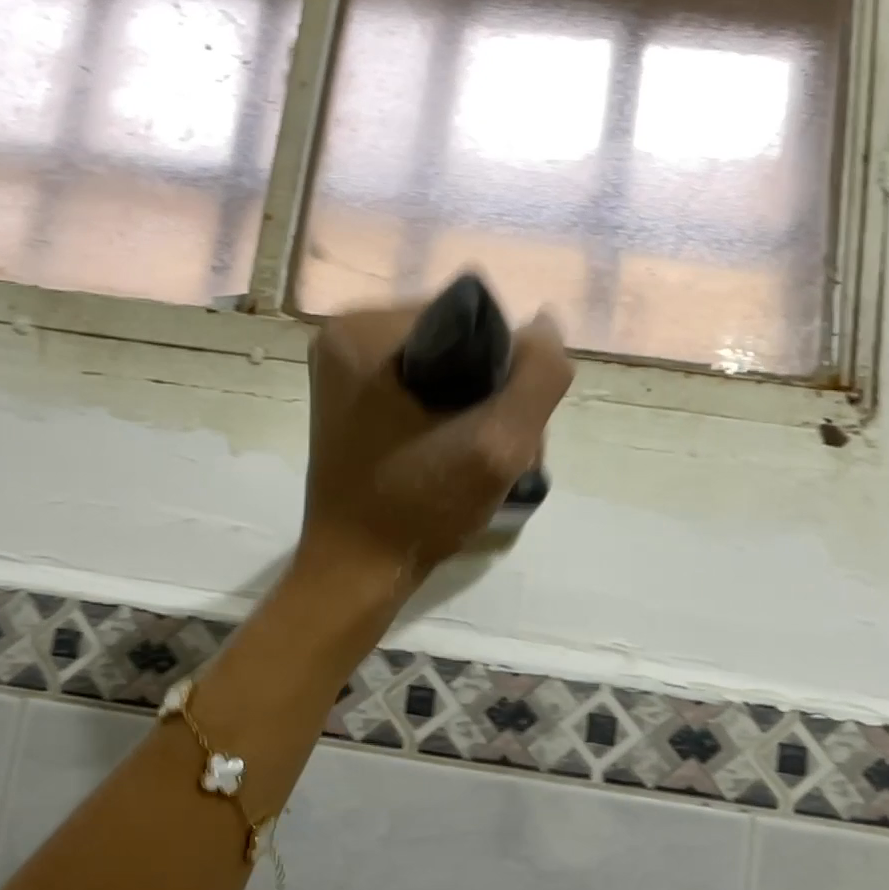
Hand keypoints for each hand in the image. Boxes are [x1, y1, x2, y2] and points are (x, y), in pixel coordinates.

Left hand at [295, 298, 574, 591]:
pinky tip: (455, 454)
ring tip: (480, 458)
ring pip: (442, 366)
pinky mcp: (350, 400)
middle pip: (455, 342)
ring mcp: (343, 370)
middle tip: (498, 448)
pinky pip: (419, 387)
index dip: (505, 367)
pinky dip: (446, 415)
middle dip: (489, 391)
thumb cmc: (418, 508)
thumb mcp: (497, 446)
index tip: (506, 422)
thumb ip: (538, 378)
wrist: (356, 570)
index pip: (470, 320)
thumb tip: (545, 324)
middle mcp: (345, 337)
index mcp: (364, 331)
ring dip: (473, 407)